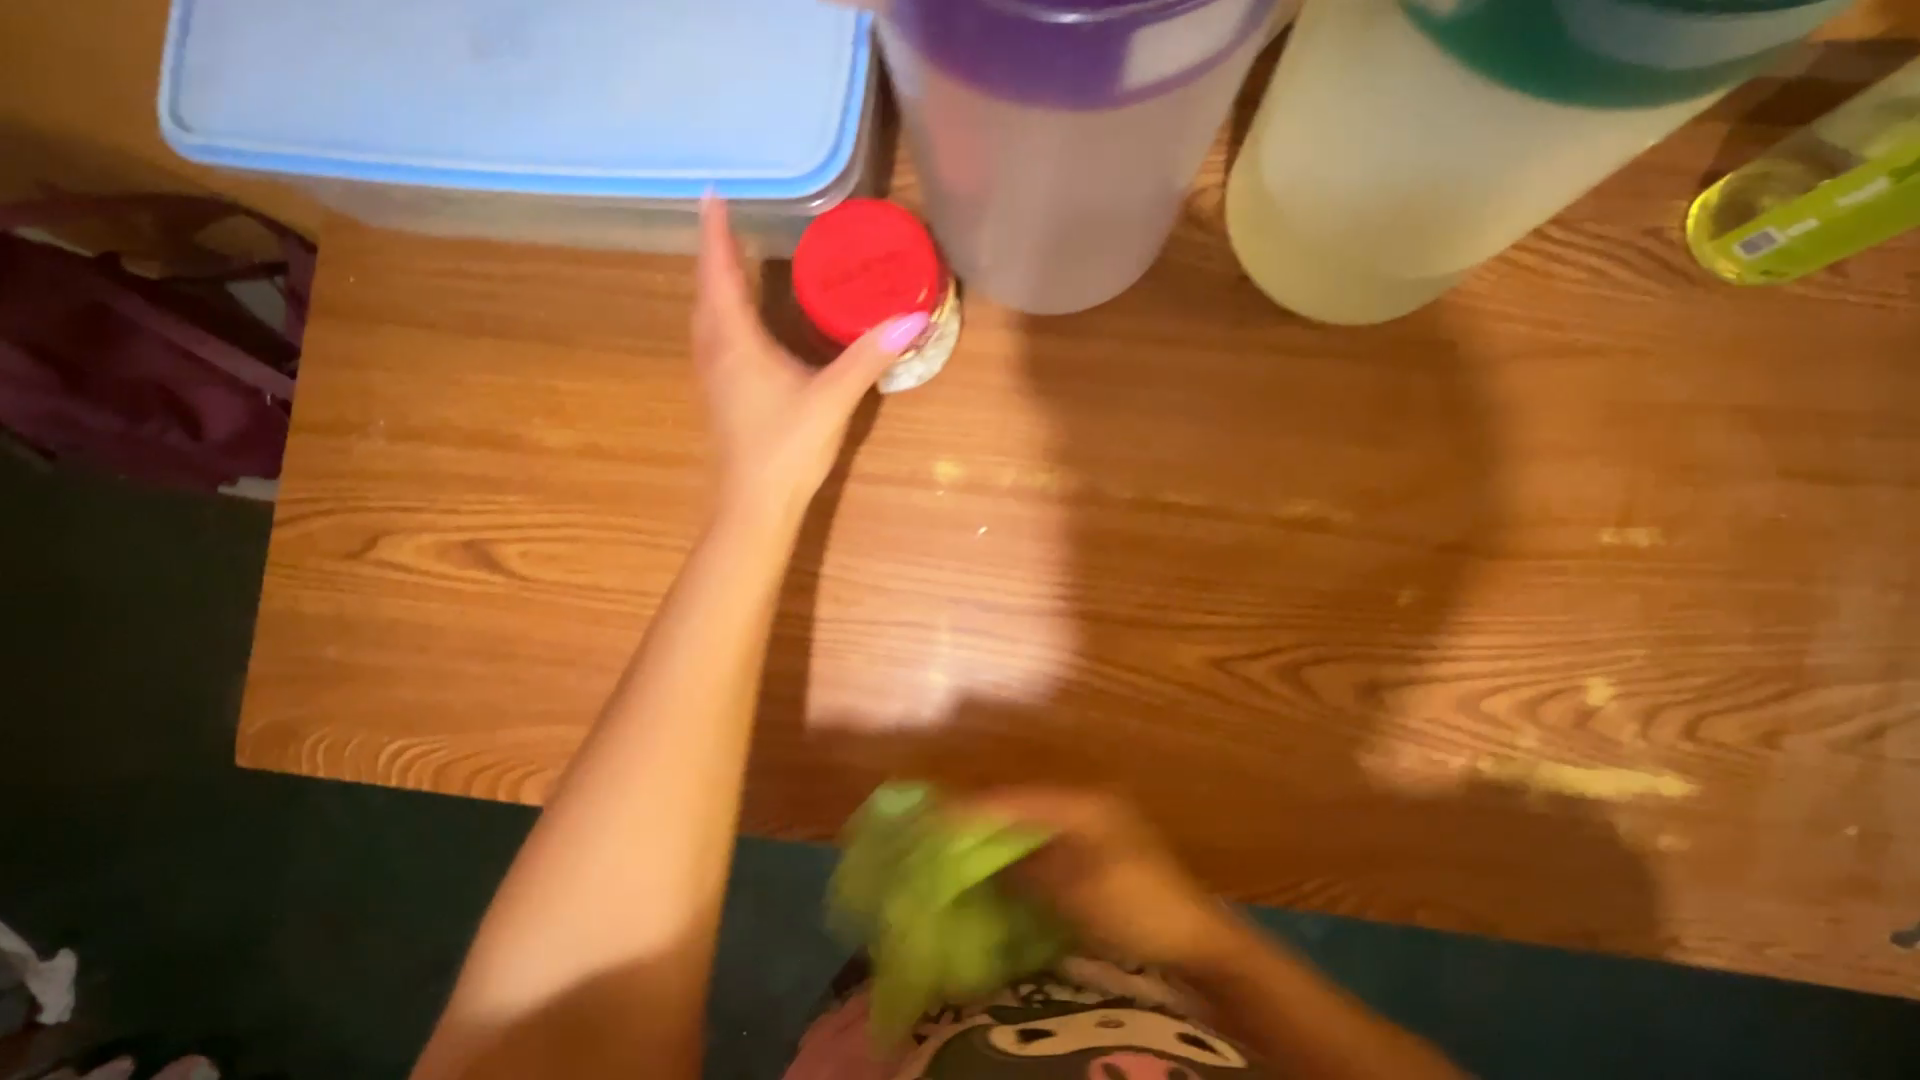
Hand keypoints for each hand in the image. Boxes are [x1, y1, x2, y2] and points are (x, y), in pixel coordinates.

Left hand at [693, 198, 926, 524]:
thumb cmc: (787, 449)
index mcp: (736, 343)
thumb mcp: (833, 399)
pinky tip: (736, 324)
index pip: (720, 275)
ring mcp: (712, 378)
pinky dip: (719, 314)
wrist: (754, 507)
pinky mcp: (719, 398)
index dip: (715, 234)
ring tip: (726, 261)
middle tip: (724, 221)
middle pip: (707, 292)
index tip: (711, 195)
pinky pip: (712, 339)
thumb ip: (868, 356)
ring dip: (713, 285)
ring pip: (705, 318)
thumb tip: (912, 317)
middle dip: (715, 254)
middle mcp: (715, 353)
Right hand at [959, 789, 1239, 969]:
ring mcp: (1097, 828)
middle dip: (985, 821)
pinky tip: (1003, 870)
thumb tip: (982, 859)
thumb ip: (1027, 870)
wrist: (1198, 942)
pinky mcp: (1099, 852)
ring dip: (1002, 839)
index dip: (975, 810)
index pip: (1016, 800)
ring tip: (962, 853)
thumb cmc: (1138, 909)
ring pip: (1034, 826)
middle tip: (942, 837)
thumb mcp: (1076, 892)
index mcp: (1084, 805)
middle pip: (1024, 808)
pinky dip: (1023, 854)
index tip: (934, 820)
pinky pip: (1048, 844)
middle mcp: (1089, 806)